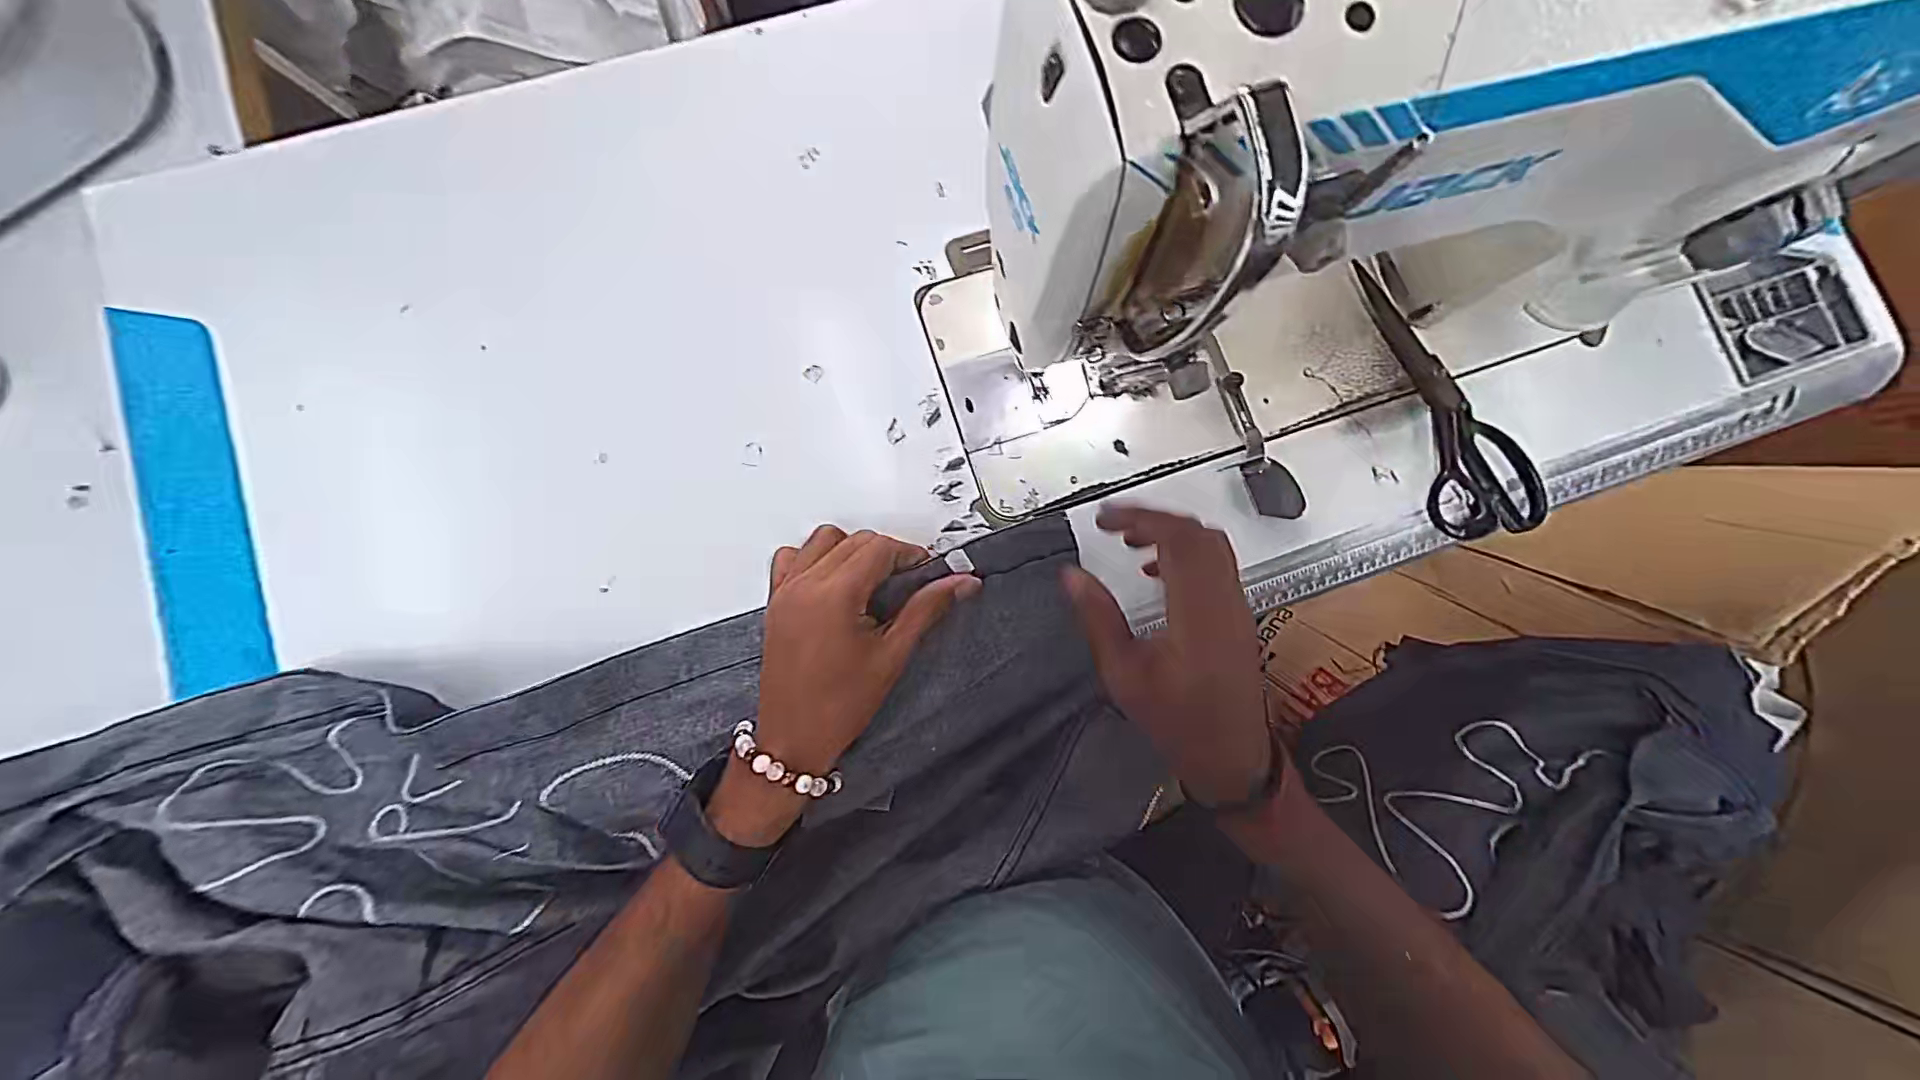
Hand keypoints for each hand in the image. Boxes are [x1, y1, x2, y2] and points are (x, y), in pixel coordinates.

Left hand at [707, 526, 979, 845]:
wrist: (794, 739)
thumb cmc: (836, 708)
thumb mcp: (892, 655)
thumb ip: (926, 609)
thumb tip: (958, 584)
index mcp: (834, 596)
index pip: (880, 548)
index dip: (911, 554)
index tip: (927, 571)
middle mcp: (805, 587)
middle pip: (855, 540)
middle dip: (887, 552)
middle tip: (909, 581)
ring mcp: (786, 593)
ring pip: (823, 540)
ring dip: (852, 548)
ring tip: (872, 580)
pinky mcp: (776, 603)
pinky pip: (792, 558)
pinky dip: (814, 558)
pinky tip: (833, 582)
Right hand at [1061, 505, 1276, 806]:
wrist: (1231, 755)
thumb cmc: (1180, 722)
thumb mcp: (1123, 674)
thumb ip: (1098, 618)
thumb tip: (1073, 577)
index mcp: (1197, 614)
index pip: (1178, 540)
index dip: (1140, 518)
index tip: (1106, 520)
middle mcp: (1225, 603)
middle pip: (1198, 533)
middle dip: (1153, 518)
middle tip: (1115, 524)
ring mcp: (1237, 607)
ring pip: (1212, 544)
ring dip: (1170, 532)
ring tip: (1130, 539)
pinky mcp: (1238, 614)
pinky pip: (1217, 563)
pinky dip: (1185, 551)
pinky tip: (1155, 570)